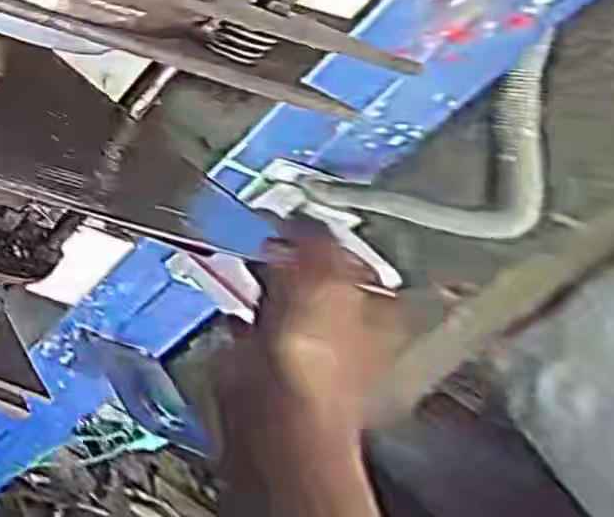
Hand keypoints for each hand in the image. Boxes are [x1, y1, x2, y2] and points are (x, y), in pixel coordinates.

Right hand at [217, 220, 397, 439]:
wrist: (270, 395)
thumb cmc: (314, 349)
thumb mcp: (324, 276)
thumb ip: (318, 243)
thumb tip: (308, 218)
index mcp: (383, 317)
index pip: (365, 267)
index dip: (335, 240)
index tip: (304, 219)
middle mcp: (352, 335)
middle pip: (325, 284)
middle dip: (297, 258)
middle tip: (273, 233)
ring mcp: (308, 350)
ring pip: (288, 301)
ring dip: (266, 279)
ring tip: (245, 255)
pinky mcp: (266, 360)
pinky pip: (253, 325)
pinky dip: (241, 311)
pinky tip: (230, 300)